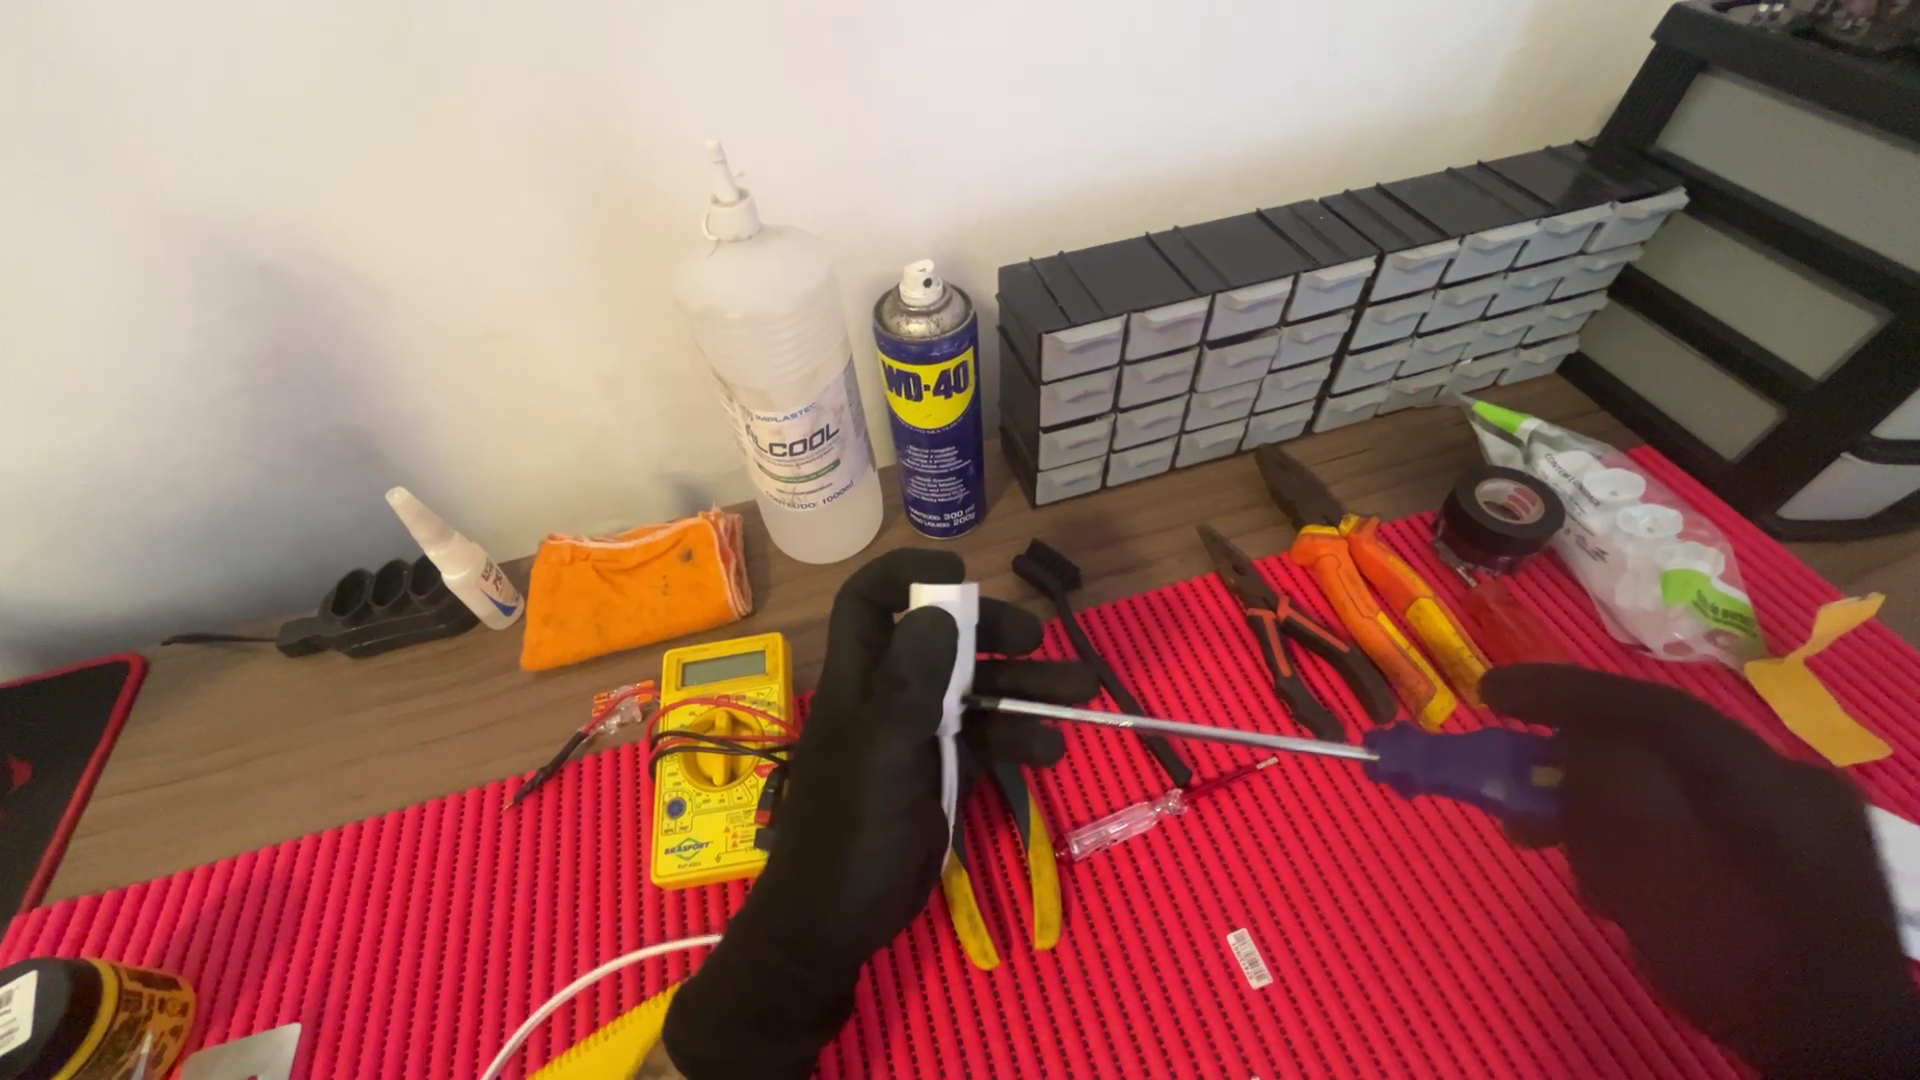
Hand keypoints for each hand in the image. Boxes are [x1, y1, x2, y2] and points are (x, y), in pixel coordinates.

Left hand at [662, 549, 1097, 1077]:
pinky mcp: (944, 768)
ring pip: (978, 691)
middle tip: (1037, 638)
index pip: (870, 601)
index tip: (960, 576)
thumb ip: (910, 680)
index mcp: (861, 678)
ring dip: (1028, 689)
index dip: (906, 575)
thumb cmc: (853, 828)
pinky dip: (1022, 740)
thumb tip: (939, 610)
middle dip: (991, 633)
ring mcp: (920, 731)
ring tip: (1082, 691)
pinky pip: (989, 738)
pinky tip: (1052, 752)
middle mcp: (891, 693)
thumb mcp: (883, 749)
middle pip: (944, 640)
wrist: (840, 919)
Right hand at [1484, 665, 1919, 1078]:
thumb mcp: (1634, 845)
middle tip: (1513, 777)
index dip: (1554, 688)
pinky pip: (1693, 822)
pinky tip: (1615, 876)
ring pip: (1667, 784)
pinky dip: (1639, 832)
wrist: (1830, 1044)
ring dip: (1599, 804)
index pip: (1638, 700)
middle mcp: (1785, 777)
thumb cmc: (1718, 936)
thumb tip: (1568, 739)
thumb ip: (1594, 772)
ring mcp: (1801, 824)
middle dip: (1570, 761)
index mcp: (1752, 764)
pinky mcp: (1798, 867)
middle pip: (1649, 743)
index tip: (1486, 690)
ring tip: (1553, 841)